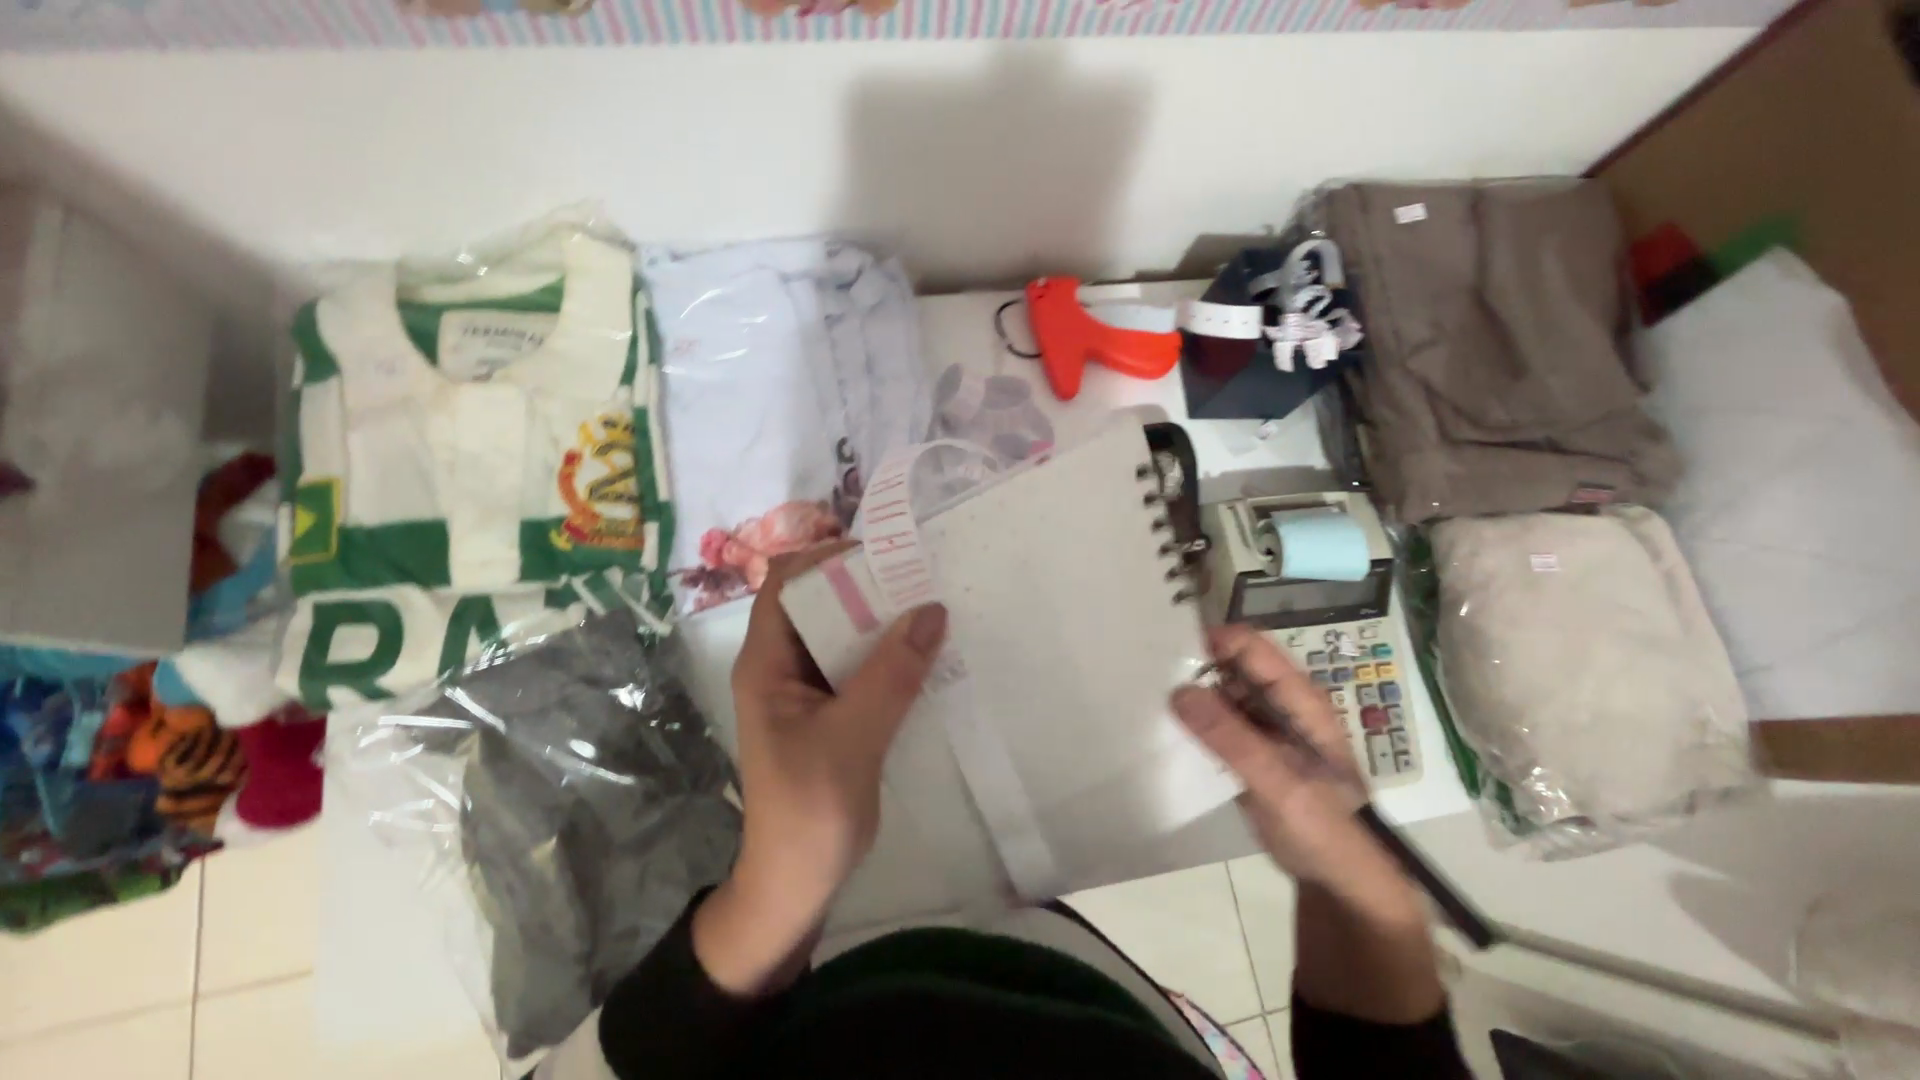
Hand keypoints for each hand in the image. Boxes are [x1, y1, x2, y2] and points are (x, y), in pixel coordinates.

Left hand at [695, 542, 947, 994]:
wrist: (795, 886)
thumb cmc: (810, 813)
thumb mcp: (852, 740)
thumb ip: (890, 674)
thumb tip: (932, 608)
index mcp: (767, 664)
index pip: (787, 583)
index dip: (829, 558)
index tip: (888, 555)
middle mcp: (784, 667)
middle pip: (820, 602)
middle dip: (868, 585)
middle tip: (926, 577)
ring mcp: (809, 691)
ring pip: (845, 634)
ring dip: (884, 620)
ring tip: (937, 607)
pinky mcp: (834, 714)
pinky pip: (862, 667)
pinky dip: (892, 654)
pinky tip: (931, 654)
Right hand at [1170, 625, 1416, 915]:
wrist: (1339, 879)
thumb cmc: (1323, 827)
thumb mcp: (1280, 783)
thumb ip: (1232, 738)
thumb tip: (1179, 691)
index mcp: (1299, 699)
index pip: (1251, 647)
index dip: (1212, 641)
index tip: (1166, 654)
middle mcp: (1281, 704)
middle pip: (1231, 665)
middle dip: (1193, 666)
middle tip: (1146, 678)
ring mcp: (1263, 728)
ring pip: (1219, 693)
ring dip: (1190, 695)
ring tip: (1146, 700)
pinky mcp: (1248, 751)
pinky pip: (1215, 724)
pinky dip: (1193, 723)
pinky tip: (1164, 731)